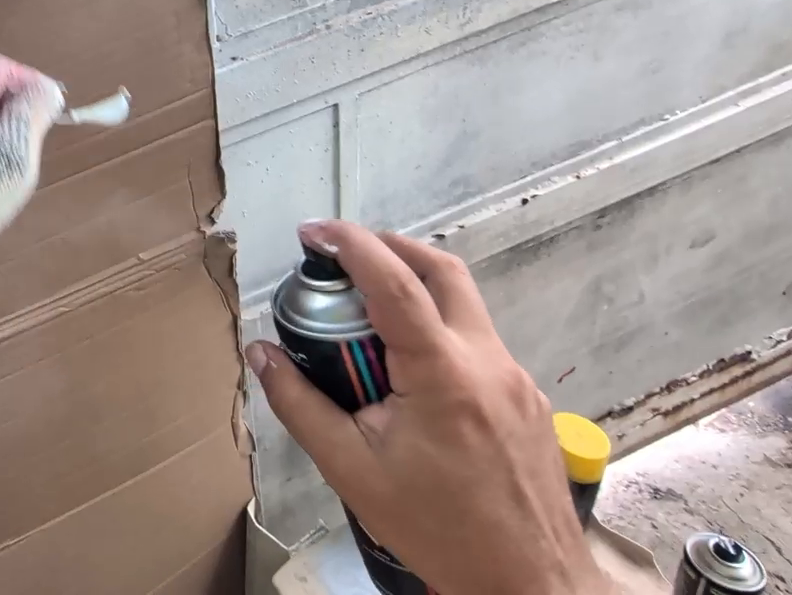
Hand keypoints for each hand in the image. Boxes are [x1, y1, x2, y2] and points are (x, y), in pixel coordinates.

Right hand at [245, 221, 611, 594]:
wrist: (531, 588)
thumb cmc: (437, 528)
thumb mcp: (350, 469)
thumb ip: (299, 403)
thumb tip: (260, 353)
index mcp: (443, 376)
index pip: (395, 284)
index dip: (350, 244)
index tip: (312, 232)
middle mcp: (488, 363)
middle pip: (443, 271)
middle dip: (389, 246)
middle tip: (342, 253)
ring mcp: (516, 380)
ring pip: (464, 304)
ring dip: (412, 287)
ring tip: (363, 311)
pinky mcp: (527, 400)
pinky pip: (477, 340)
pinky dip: (435, 328)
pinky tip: (406, 370)